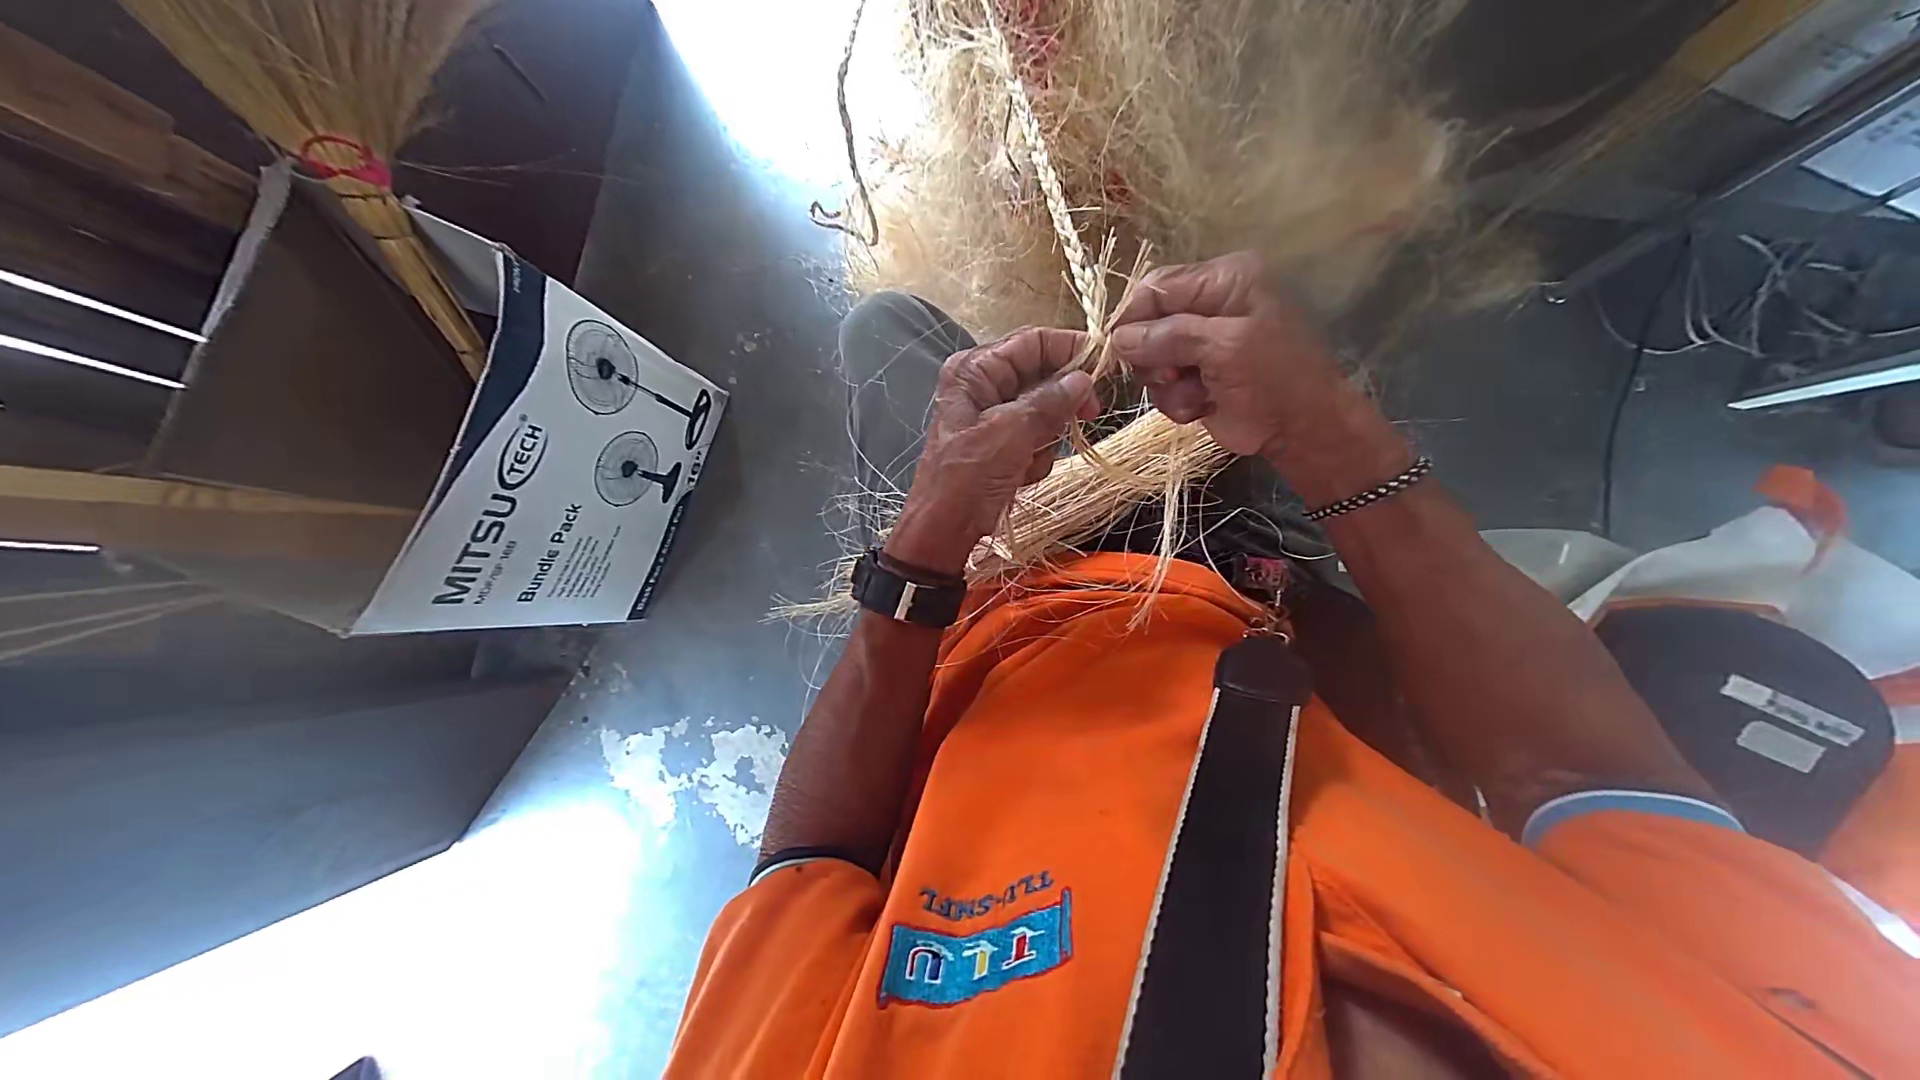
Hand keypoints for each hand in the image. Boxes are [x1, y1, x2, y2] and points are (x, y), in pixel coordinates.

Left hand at [887, 328, 1099, 574]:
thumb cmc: (969, 476)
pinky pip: (1038, 439)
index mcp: (976, 370)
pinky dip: (1037, 458)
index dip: (1071, 347)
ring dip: (1046, 438)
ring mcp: (995, 417)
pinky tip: (1021, 475)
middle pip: (1043, 376)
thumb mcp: (1011, 433)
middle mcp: (985, 386)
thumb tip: (1083, 379)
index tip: (1106, 363)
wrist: (947, 530)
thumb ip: (1049, 402)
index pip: (1033, 341)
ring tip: (1027, 460)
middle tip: (1089, 414)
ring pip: (1046, 411)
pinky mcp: (1004, 445)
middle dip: (1062, 403)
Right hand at [1108, 251, 1410, 503]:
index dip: (1132, 317)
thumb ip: (1169, 336)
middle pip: (1146, 324)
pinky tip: (1202, 407)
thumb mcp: (1225, 347)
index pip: (1156, 287)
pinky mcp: (1195, 377)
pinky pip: (1162, 386)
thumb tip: (1116, 338)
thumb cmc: (1275, 379)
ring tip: (1197, 394)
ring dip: (1167, 385)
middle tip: (1175, 374)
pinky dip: (1177, 402)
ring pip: (1149, 360)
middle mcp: (1208, 306)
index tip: (1117, 348)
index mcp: (1223, 280)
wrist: (1302, 432)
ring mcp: (1199, 344)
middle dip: (1154, 356)